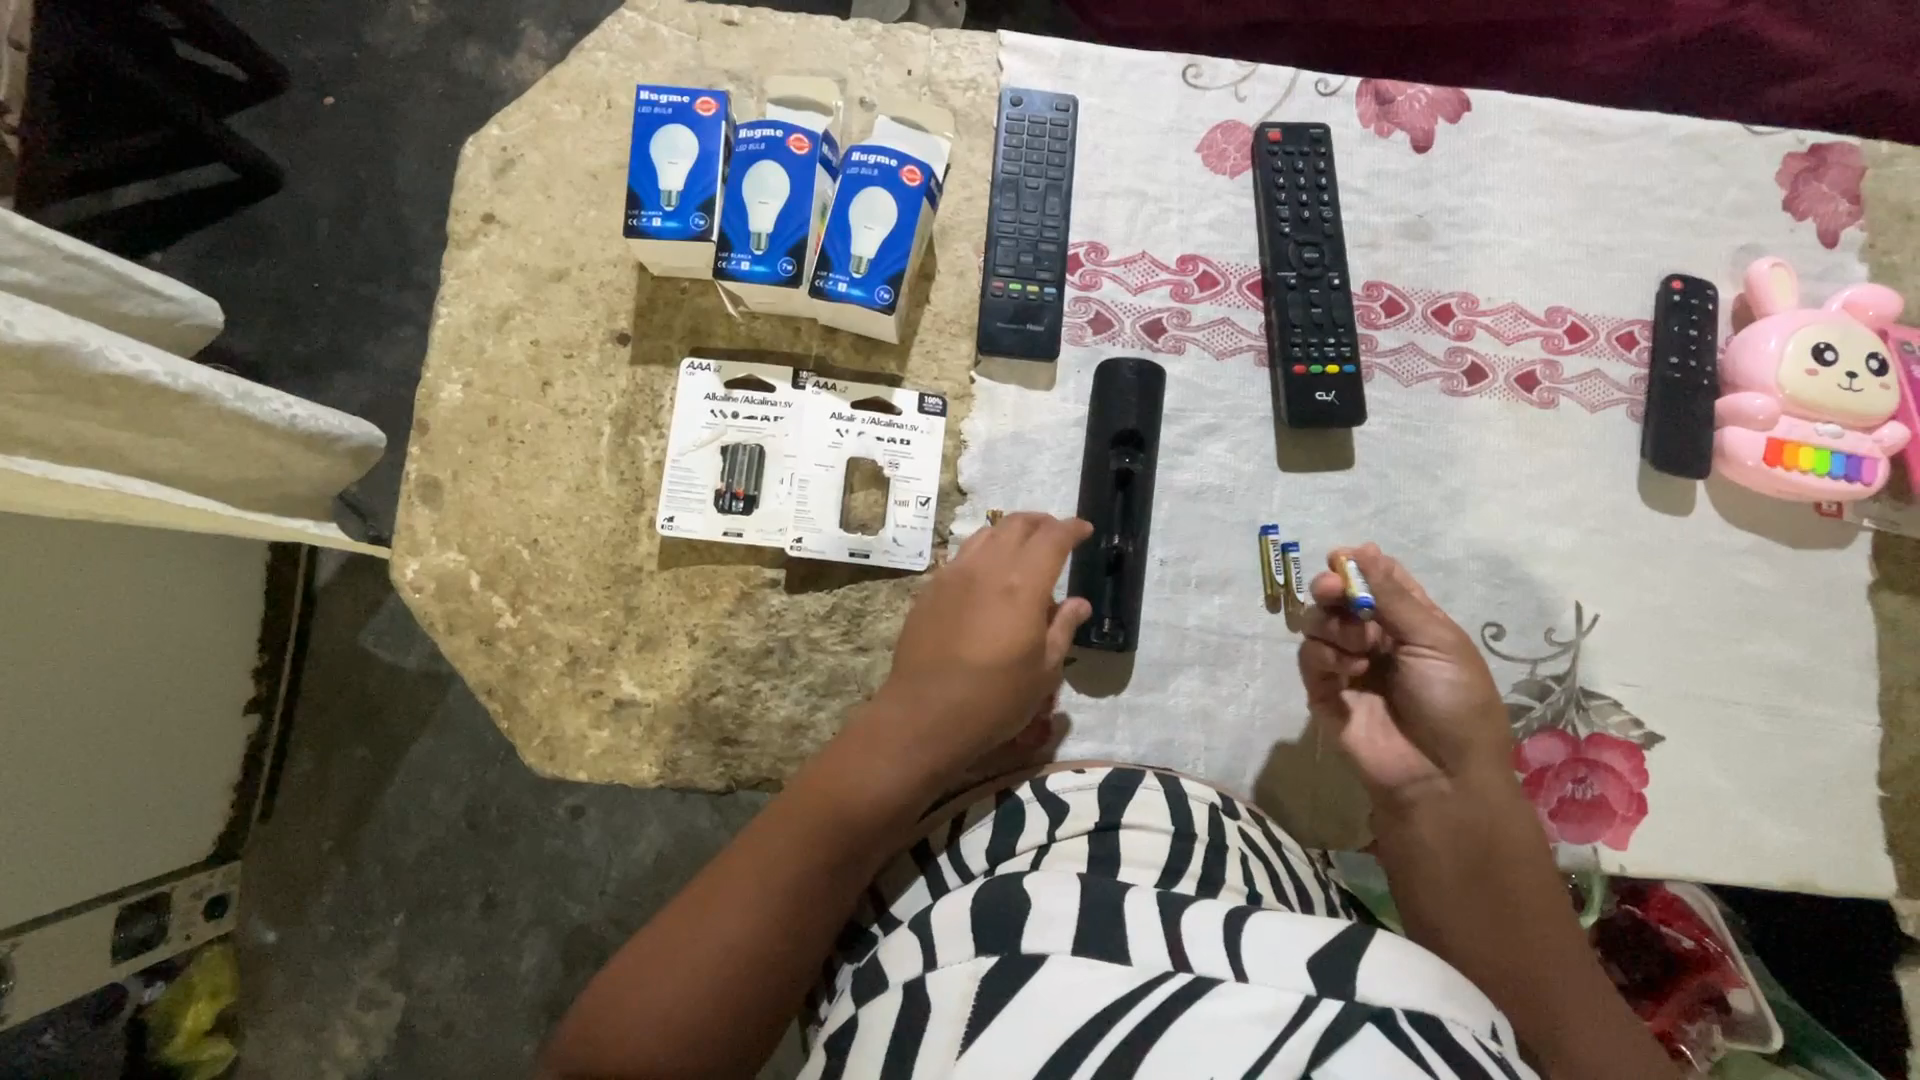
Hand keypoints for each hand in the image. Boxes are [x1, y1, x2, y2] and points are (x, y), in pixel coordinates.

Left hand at [860, 513, 1091, 791]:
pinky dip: (982, 552)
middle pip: (1016, 525)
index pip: (1052, 538)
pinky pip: (961, 556)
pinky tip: (986, 574)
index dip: (1071, 529)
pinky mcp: (930, 590)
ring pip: (985, 534)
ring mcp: (953, 575)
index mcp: (1023, 584)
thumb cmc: (995, 699)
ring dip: (1009, 532)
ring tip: (1021, 548)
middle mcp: (986, 568)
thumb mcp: (1044, 671)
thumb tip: (1078, 603)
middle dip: (1041, 523)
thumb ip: (1062, 628)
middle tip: (1055, 533)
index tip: (1083, 530)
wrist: (925, 714)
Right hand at [1297, 544, 1513, 809]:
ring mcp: (1347, 665)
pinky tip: (1348, 670)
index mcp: (1412, 624)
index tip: (1342, 557)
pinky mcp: (1323, 691)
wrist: (1439, 774)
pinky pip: (1308, 657)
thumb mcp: (1436, 641)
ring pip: (1318, 623)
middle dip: (1333, 588)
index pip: (1379, 581)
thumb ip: (1393, 596)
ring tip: (1359, 648)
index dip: (1360, 566)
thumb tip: (1364, 548)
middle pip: (1340, 598)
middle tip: (1331, 591)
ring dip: (1334, 626)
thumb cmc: (1454, 703)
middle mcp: (1376, 640)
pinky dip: (1324, 656)